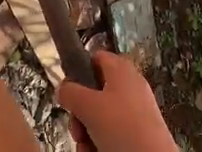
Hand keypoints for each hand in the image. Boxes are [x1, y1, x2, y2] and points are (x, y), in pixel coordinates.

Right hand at [56, 51, 177, 151]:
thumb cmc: (120, 126)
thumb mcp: (89, 106)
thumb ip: (71, 93)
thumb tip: (63, 88)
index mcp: (120, 69)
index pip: (95, 58)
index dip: (79, 72)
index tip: (68, 94)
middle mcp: (129, 85)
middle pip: (94, 93)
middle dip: (80, 114)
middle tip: (77, 130)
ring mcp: (135, 110)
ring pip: (101, 117)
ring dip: (87, 133)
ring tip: (86, 148)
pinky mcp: (138, 132)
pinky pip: (112, 133)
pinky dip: (101, 143)